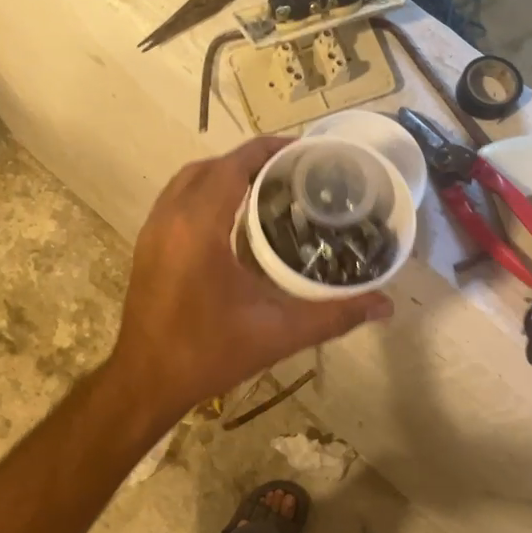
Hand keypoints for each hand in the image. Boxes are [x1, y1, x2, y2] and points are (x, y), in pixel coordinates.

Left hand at [106, 137, 392, 427]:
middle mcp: (169, 218)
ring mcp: (152, 231)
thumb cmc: (208, 353)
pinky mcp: (146, 246)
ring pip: (189, 182)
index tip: (304, 151)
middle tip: (292, 173)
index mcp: (198, 227)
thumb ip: (333, 315)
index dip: (269, 150)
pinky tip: (233, 220)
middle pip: (210, 167)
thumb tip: (385, 306)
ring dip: (224, 176)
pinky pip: (176, 202)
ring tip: (266, 190)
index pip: (233, 166)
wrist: (146, 381)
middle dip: (249, 161)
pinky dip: (204, 195)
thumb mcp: (276, 333)